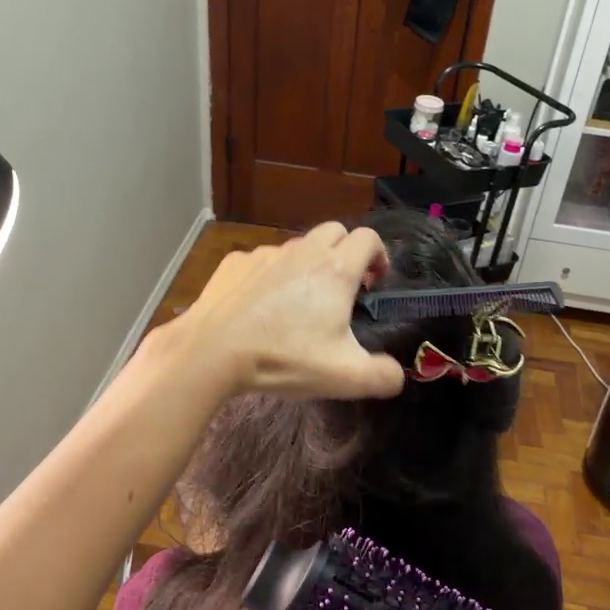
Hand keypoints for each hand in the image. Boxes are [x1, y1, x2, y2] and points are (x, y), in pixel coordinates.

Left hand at [159, 222, 404, 400]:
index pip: (368, 239)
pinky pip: (262, 261)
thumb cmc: (284, 357)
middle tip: (342, 289)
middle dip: (345, 252)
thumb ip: (382, 376)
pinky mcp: (235, 263)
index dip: (378, 256)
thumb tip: (397, 375)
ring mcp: (265, 254)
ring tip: (298, 303)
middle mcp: (303, 252)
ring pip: (296, 247)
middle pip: (334, 232)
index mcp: (335, 270)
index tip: (374, 283)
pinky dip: (270, 276)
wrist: (212, 351)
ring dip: (307, 265)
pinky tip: (260, 307)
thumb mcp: (344, 377)